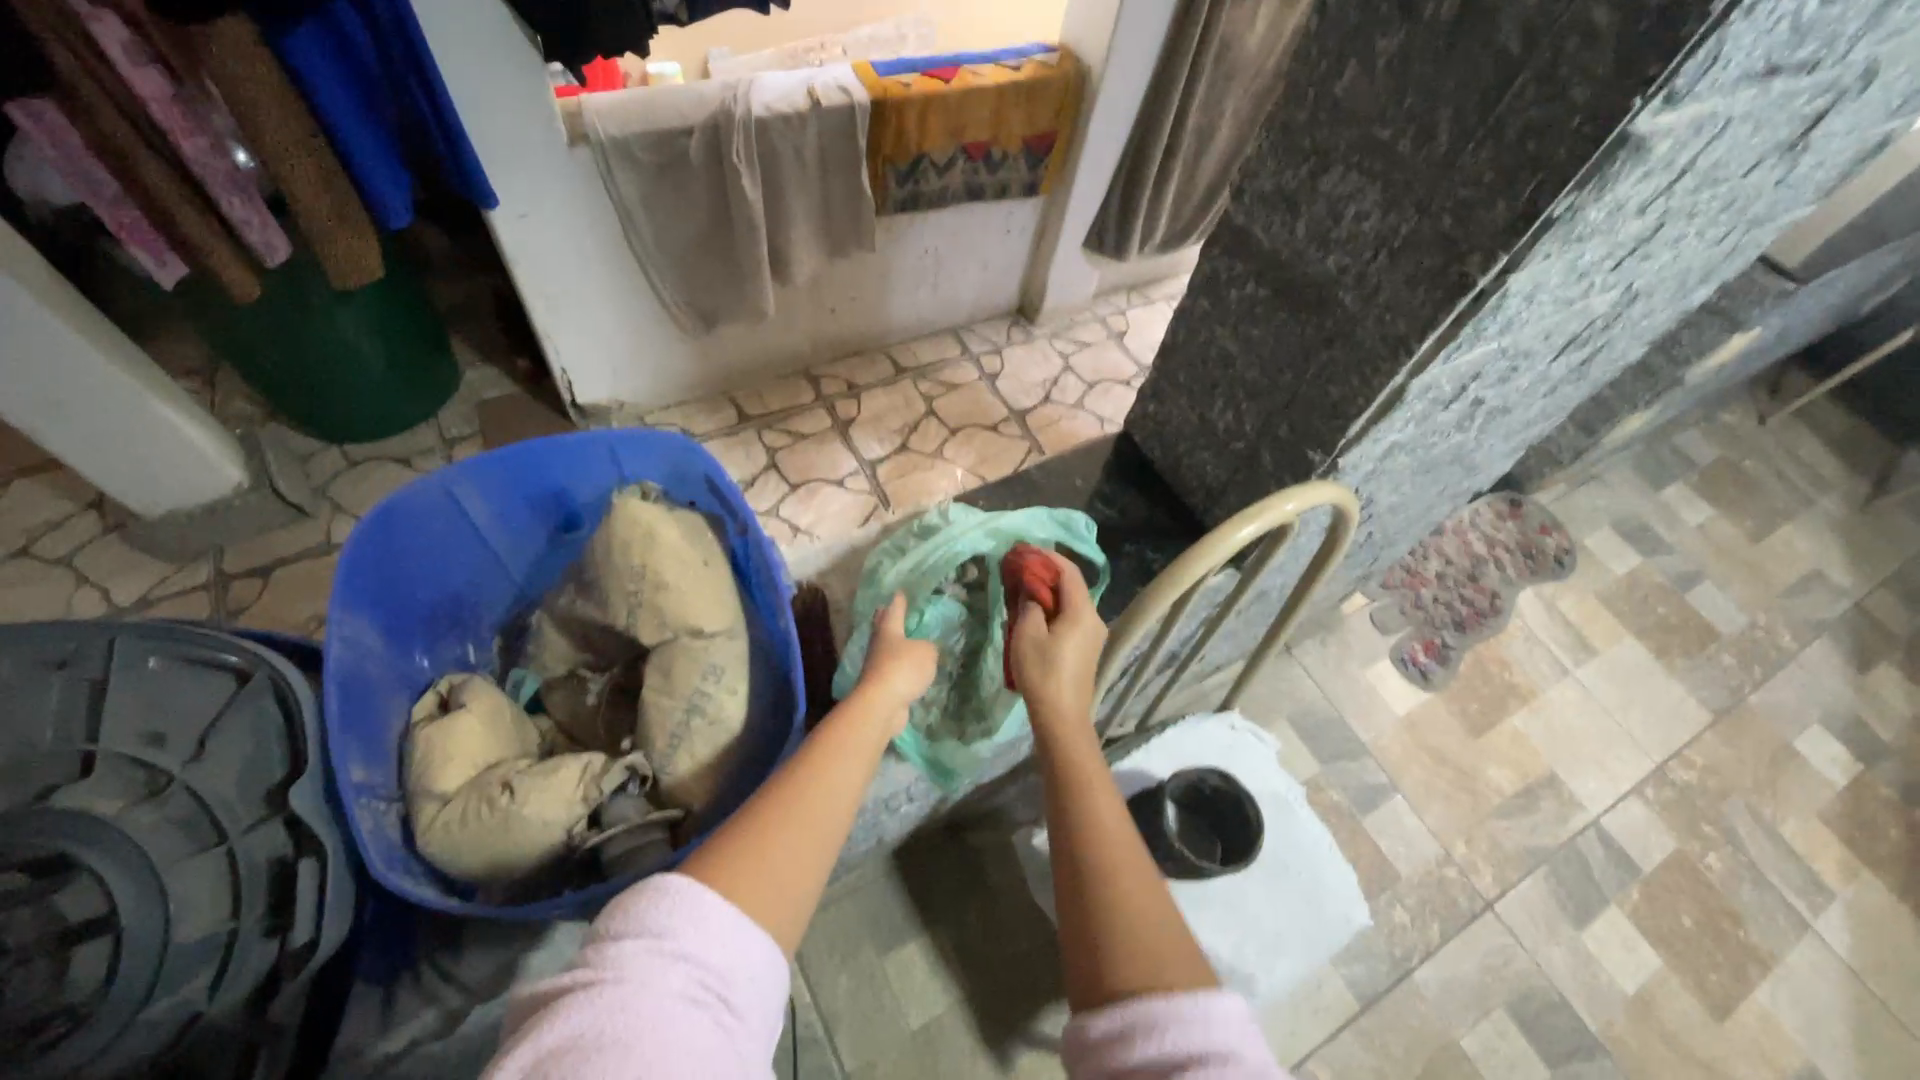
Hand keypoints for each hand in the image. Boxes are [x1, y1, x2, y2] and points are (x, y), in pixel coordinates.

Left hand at [854, 593, 938, 734]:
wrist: (882, 704)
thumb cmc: (903, 669)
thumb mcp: (926, 652)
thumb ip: (929, 648)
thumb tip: (925, 650)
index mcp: (889, 630)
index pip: (894, 610)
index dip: (899, 601)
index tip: (899, 592)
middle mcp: (879, 645)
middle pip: (882, 628)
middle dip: (885, 618)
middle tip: (886, 609)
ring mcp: (877, 666)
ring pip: (886, 650)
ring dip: (893, 644)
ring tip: (903, 641)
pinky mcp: (881, 685)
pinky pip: (892, 670)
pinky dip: (899, 667)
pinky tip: (907, 669)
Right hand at [1009, 552, 1106, 732]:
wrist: (1062, 718)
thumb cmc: (1043, 673)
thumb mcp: (1027, 634)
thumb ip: (1030, 605)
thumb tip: (1032, 593)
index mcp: (1083, 611)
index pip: (1069, 571)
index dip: (1048, 557)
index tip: (1026, 550)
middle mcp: (1094, 619)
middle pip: (1072, 587)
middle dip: (1046, 575)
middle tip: (1020, 569)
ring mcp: (1094, 636)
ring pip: (1071, 604)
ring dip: (1048, 595)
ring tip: (1023, 591)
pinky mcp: (1087, 650)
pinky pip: (1071, 620)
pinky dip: (1053, 611)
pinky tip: (1034, 616)